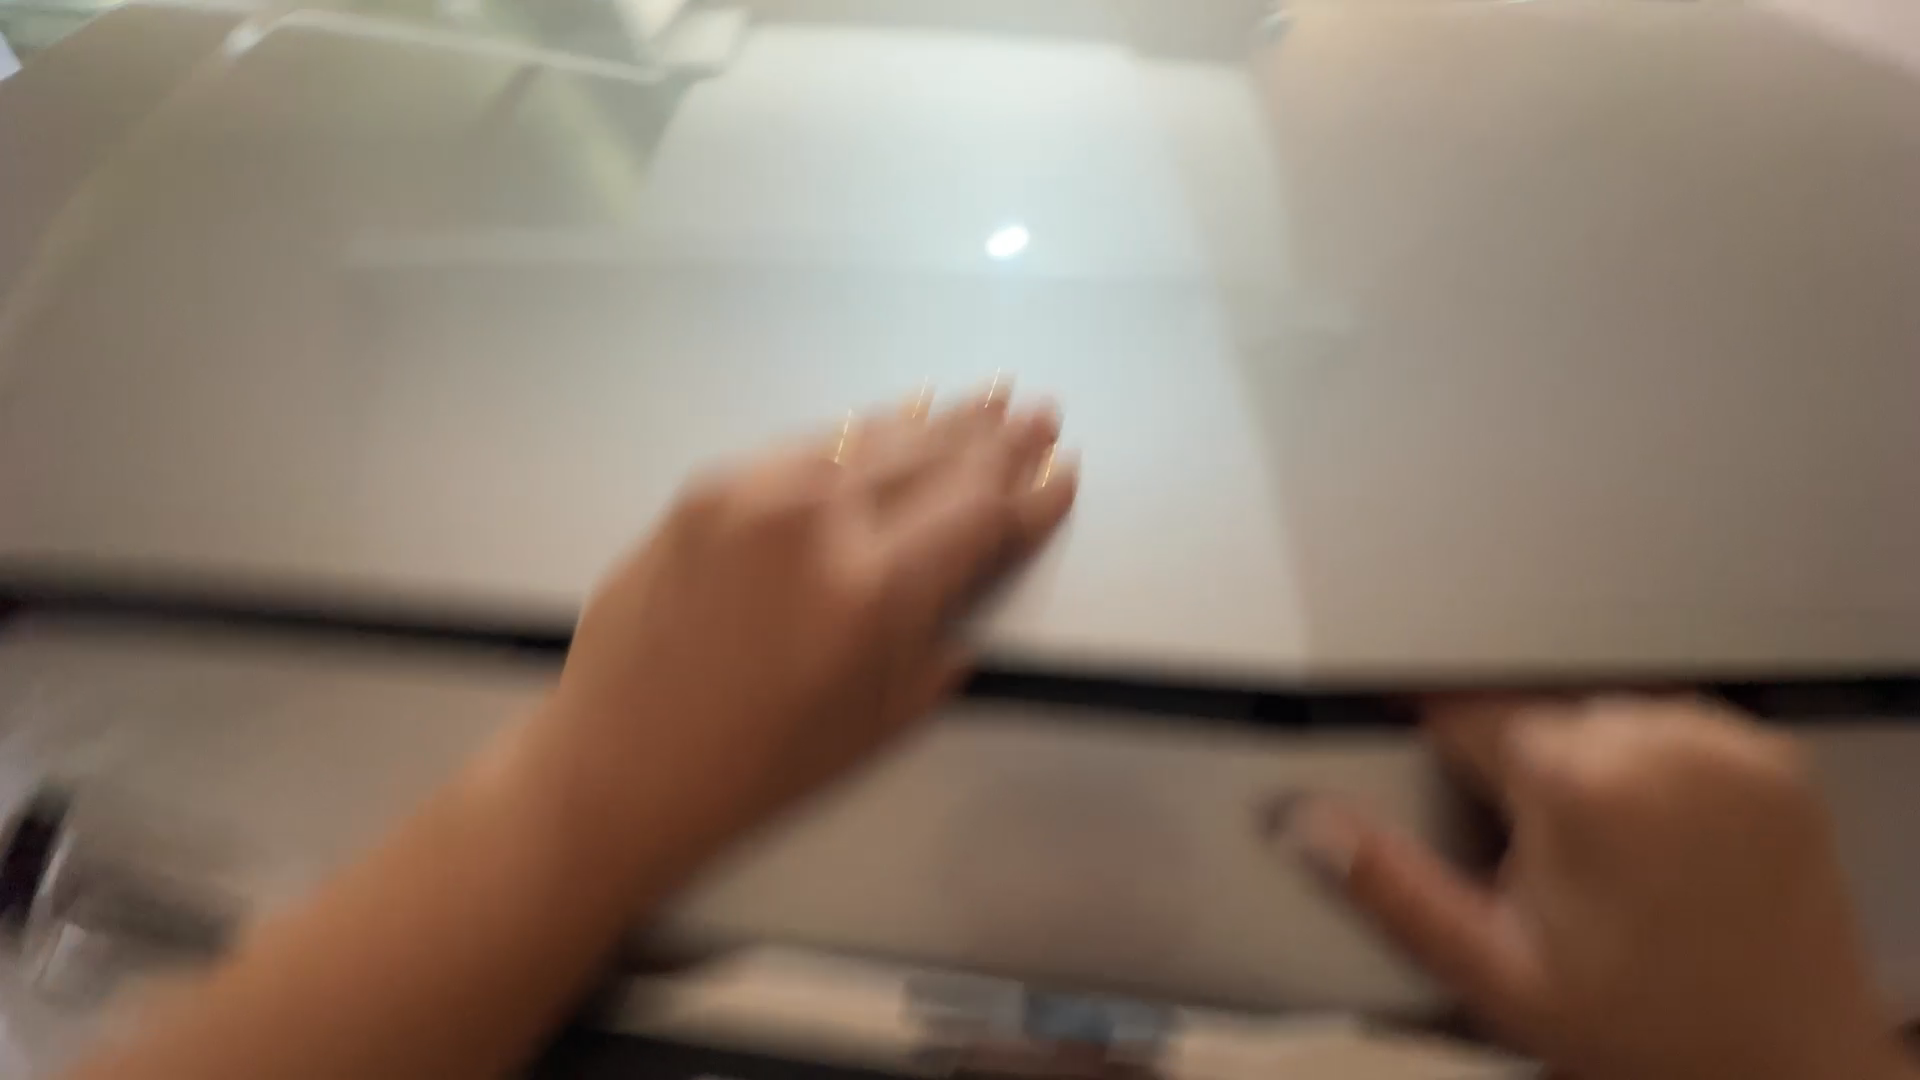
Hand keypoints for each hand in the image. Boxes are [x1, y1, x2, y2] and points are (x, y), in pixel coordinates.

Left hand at [534, 387, 1075, 853]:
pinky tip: (897, 418)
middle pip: (933, 457)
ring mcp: (755, 490)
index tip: (1063, 473)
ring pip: (872, 435)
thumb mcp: (885, 711)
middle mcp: (817, 518)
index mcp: (871, 589)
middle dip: (996, 438)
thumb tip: (981, 555)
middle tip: (1039, 413)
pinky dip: (864, 432)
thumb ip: (945, 622)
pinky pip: (809, 445)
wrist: (620, 762)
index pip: (977, 515)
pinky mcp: (711, 485)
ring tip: (985, 398)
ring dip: (938, 420)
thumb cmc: (766, 764)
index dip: (1030, 494)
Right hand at [1288, 696, 1909, 1079]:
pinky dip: (1626, 747)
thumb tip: (1306, 823)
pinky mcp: (1766, 759)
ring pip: (1581, 700)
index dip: (1433, 742)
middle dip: (1498, 750)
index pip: (1459, 706)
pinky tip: (1630, 809)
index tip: (1437, 771)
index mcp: (1582, 783)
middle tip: (1515, 827)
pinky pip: (1653, 715)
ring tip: (1575, 822)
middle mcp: (1660, 747)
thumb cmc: (1643, 1029)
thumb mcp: (1484, 967)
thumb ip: (1385, 882)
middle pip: (1521, 702)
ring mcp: (1724, 748)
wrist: (1785, 1078)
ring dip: (1560, 743)